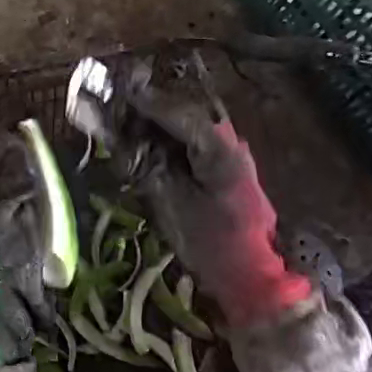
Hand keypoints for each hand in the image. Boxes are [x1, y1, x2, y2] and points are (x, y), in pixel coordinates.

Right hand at [129, 72, 311, 326]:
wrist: (253, 277)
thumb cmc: (211, 242)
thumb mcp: (172, 204)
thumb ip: (149, 166)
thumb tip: (125, 140)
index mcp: (217, 148)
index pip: (177, 113)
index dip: (146, 103)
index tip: (119, 95)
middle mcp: (229, 143)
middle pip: (186, 115)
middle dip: (153, 110)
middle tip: (121, 107)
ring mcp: (233, 156)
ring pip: (192, 129)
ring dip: (163, 125)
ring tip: (131, 124)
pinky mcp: (229, 171)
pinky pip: (197, 145)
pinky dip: (174, 142)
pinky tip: (154, 147)